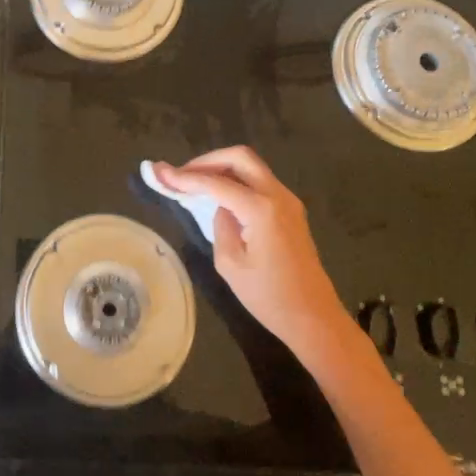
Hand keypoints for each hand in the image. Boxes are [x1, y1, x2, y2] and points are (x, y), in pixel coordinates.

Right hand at [153, 147, 351, 362]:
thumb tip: (222, 209)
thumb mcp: (231, 265)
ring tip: (196, 183)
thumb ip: (220, 226)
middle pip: (240, 158)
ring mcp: (288, 201)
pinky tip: (220, 195)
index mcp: (261, 209)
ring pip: (252, 167)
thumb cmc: (270, 298)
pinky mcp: (291, 211)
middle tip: (182, 174)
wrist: (314, 318)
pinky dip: (237, 180)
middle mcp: (278, 195)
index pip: (216, 183)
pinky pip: (260, 182)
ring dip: (223, 168)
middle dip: (207, 160)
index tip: (161, 173)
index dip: (186, 177)